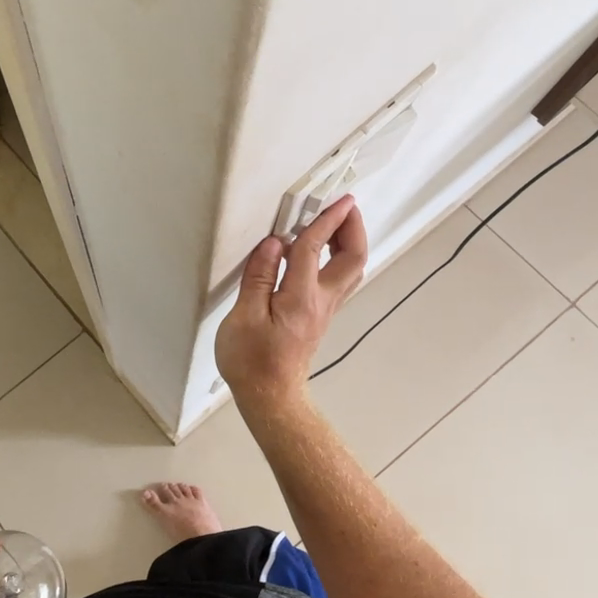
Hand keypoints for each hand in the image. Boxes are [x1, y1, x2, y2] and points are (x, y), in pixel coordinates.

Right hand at [215, 195, 367, 404]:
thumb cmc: (251, 360)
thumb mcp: (244, 317)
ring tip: (334, 224)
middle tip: (344, 207)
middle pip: (353, 259)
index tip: (337, 200)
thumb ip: (260, 277)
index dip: (325, 221)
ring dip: (347, 243)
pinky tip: (316, 254)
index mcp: (301, 297)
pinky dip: (335, 258)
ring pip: (349, 270)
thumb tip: (274, 244)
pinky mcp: (317, 318)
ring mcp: (323, 311)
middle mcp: (321, 301)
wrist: (269, 397)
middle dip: (353, 229)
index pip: (315, 249)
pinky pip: (337, 279)